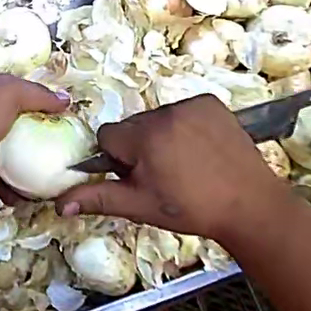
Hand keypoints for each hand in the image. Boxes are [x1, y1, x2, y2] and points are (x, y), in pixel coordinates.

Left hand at [0, 75, 68, 193]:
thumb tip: (66, 100)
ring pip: (10, 156)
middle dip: (40, 141)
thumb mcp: (10, 94)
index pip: (25, 95)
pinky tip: (26, 199)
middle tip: (63, 158)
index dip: (46, 106)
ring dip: (28, 170)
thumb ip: (38, 95)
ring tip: (49, 184)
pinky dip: (11, 188)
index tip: (68, 124)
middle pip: (19, 127)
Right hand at [56, 95, 308, 244]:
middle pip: (133, 126)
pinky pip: (183, 110)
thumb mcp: (140, 206)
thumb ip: (98, 198)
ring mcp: (190, 104)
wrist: (251, 205)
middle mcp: (163, 113)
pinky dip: (186, 125)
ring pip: (157, 118)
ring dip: (162, 136)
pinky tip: (201, 148)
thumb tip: (59, 205)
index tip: (141, 176)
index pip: (108, 136)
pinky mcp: (211, 102)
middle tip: (165, 174)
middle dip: (140, 147)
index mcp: (143, 137)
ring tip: (186, 164)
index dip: (119, 159)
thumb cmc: (190, 208)